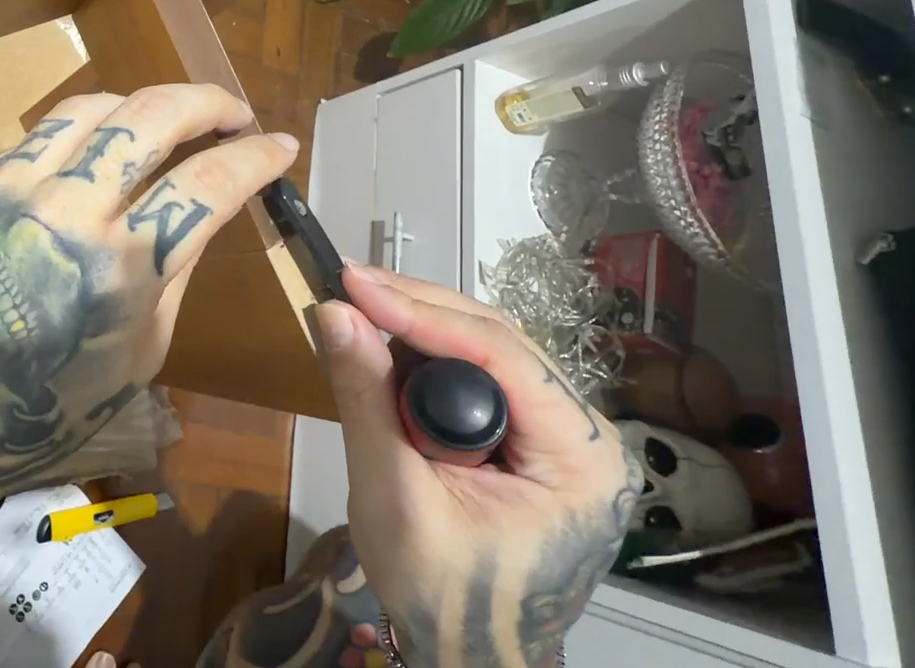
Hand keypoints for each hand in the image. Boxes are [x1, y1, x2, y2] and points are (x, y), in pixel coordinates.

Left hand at [0, 84, 298, 509]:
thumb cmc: (52, 404)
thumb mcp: (141, 351)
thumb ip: (176, 267)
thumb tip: (207, 202)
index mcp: (120, 269)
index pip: (207, 183)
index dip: (256, 157)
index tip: (278, 146)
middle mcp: (66, 212)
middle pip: (151, 115)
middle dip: (207, 102)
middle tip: (232, 114)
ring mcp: (9, 189)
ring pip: (91, 107)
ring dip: (142, 105)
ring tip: (167, 124)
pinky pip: (39, 136)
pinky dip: (84, 132)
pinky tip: (98, 152)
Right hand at [315, 266, 638, 667]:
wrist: (470, 649)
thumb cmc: (441, 591)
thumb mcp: (394, 498)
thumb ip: (366, 402)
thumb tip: (333, 313)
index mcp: (579, 457)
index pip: (500, 355)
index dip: (422, 312)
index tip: (353, 284)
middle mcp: (581, 431)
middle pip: (496, 339)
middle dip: (417, 307)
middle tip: (347, 282)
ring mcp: (556, 431)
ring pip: (483, 346)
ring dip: (416, 323)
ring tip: (355, 303)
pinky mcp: (526, 434)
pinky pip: (474, 372)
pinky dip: (421, 352)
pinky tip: (380, 338)